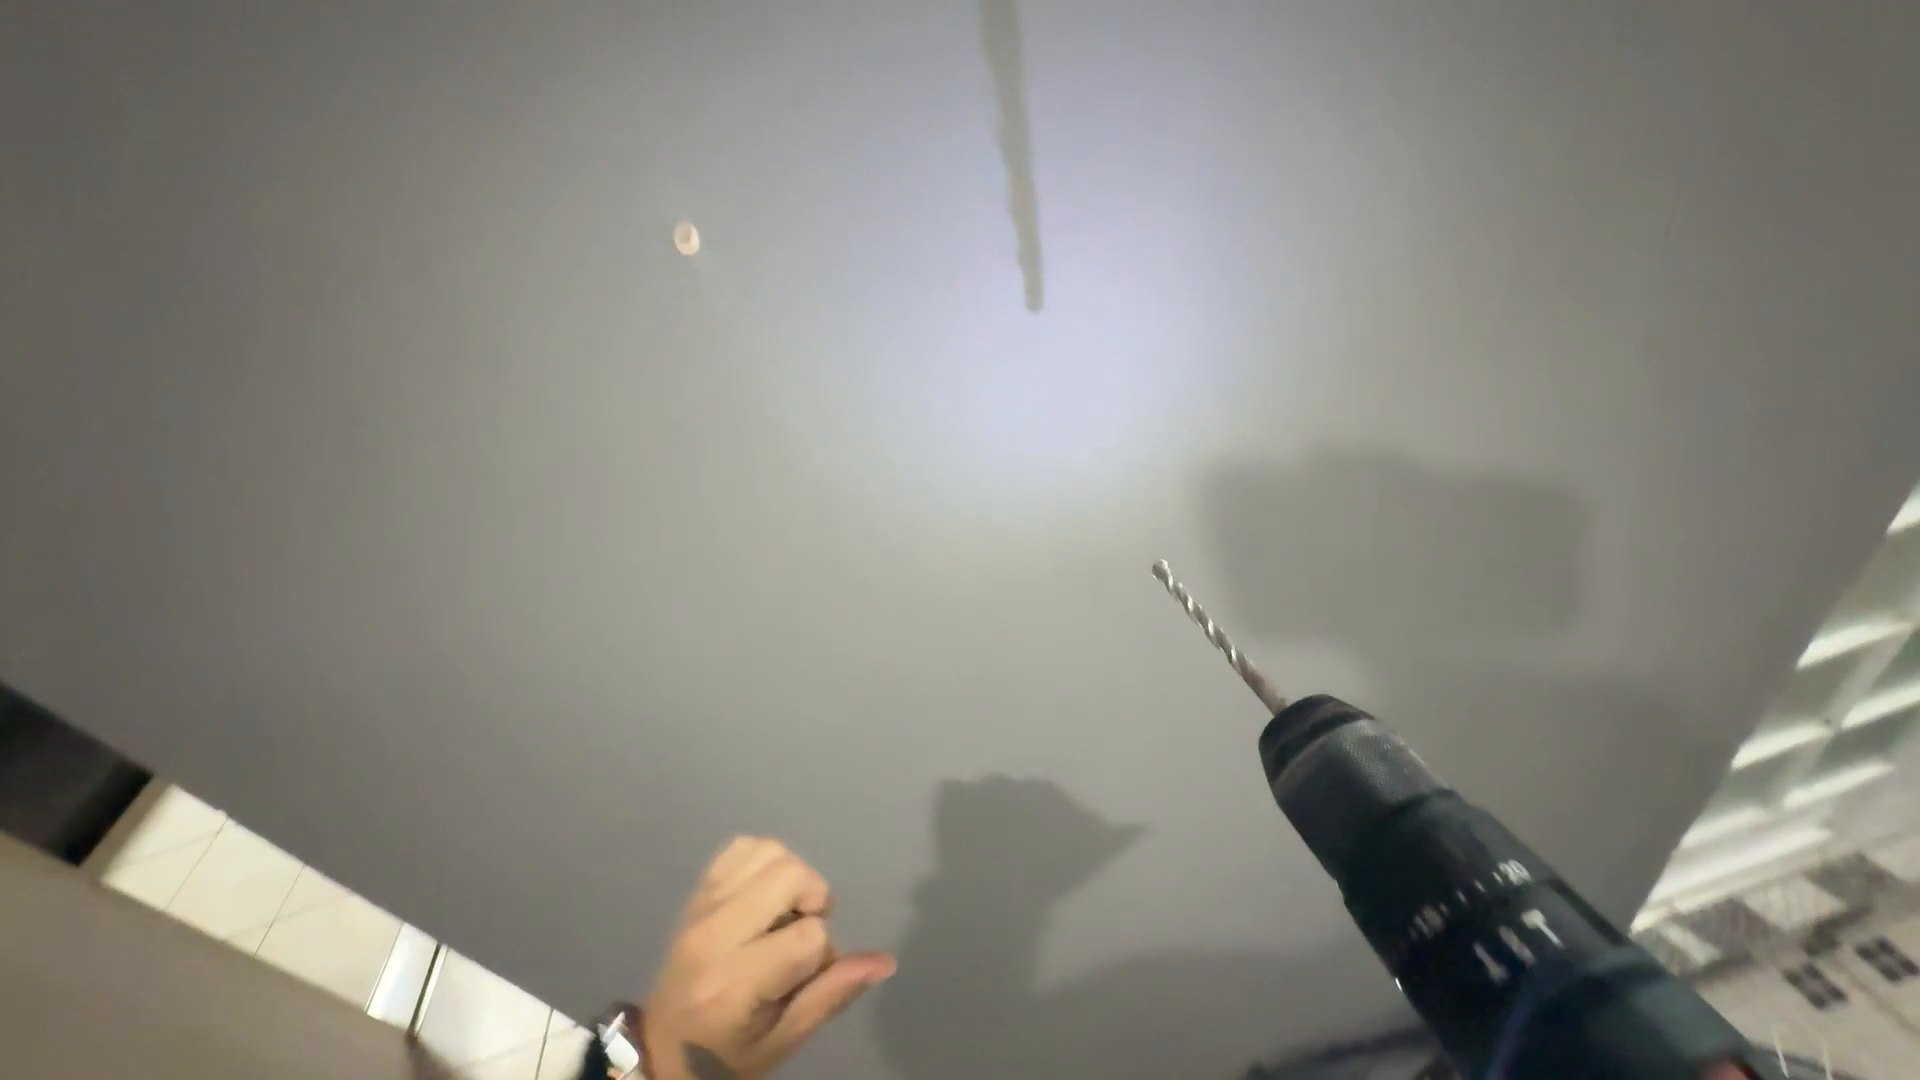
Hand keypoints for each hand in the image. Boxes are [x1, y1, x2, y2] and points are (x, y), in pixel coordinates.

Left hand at [641, 836, 895, 1079]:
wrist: (661, 1045)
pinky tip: (765, 892)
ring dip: (791, 876)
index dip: (822, 953)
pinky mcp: (697, 891)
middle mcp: (714, 934)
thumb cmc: (728, 1051)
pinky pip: (741, 846)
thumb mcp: (782, 1040)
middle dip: (813, 898)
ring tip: (784, 910)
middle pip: (789, 875)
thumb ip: (831, 995)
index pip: (808, 936)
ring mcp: (702, 906)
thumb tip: (885, 961)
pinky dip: (764, 860)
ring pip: (769, 851)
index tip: (805, 975)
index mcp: (735, 982)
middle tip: (801, 930)